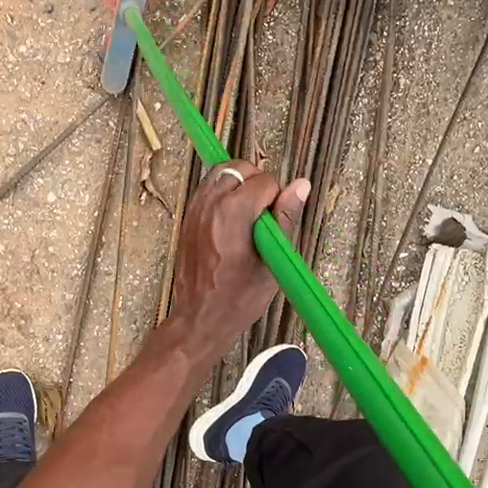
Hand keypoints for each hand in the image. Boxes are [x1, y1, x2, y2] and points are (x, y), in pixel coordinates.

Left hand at [165, 160, 308, 356]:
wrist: (199, 318)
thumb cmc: (237, 298)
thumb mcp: (272, 261)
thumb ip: (285, 218)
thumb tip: (301, 185)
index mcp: (233, 213)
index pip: (264, 180)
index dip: (276, 199)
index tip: (275, 224)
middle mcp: (210, 205)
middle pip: (239, 168)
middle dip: (257, 184)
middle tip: (264, 216)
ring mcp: (195, 210)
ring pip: (221, 174)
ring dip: (239, 186)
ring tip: (248, 218)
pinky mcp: (187, 219)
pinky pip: (207, 190)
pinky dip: (222, 195)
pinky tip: (232, 223)